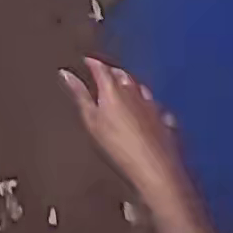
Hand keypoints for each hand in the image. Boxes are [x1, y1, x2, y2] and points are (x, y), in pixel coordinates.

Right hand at [61, 57, 217, 232]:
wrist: (156, 171)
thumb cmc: (117, 145)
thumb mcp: (91, 120)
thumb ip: (79, 95)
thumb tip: (65, 71)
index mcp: (112, 89)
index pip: (101, 68)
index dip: (92, 63)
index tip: (86, 60)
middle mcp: (133, 92)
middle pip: (122, 74)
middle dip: (112, 71)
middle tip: (104, 72)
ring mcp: (152, 107)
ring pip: (141, 88)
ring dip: (132, 85)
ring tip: (125, 87)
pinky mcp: (167, 123)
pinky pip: (158, 108)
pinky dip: (151, 106)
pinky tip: (151, 111)